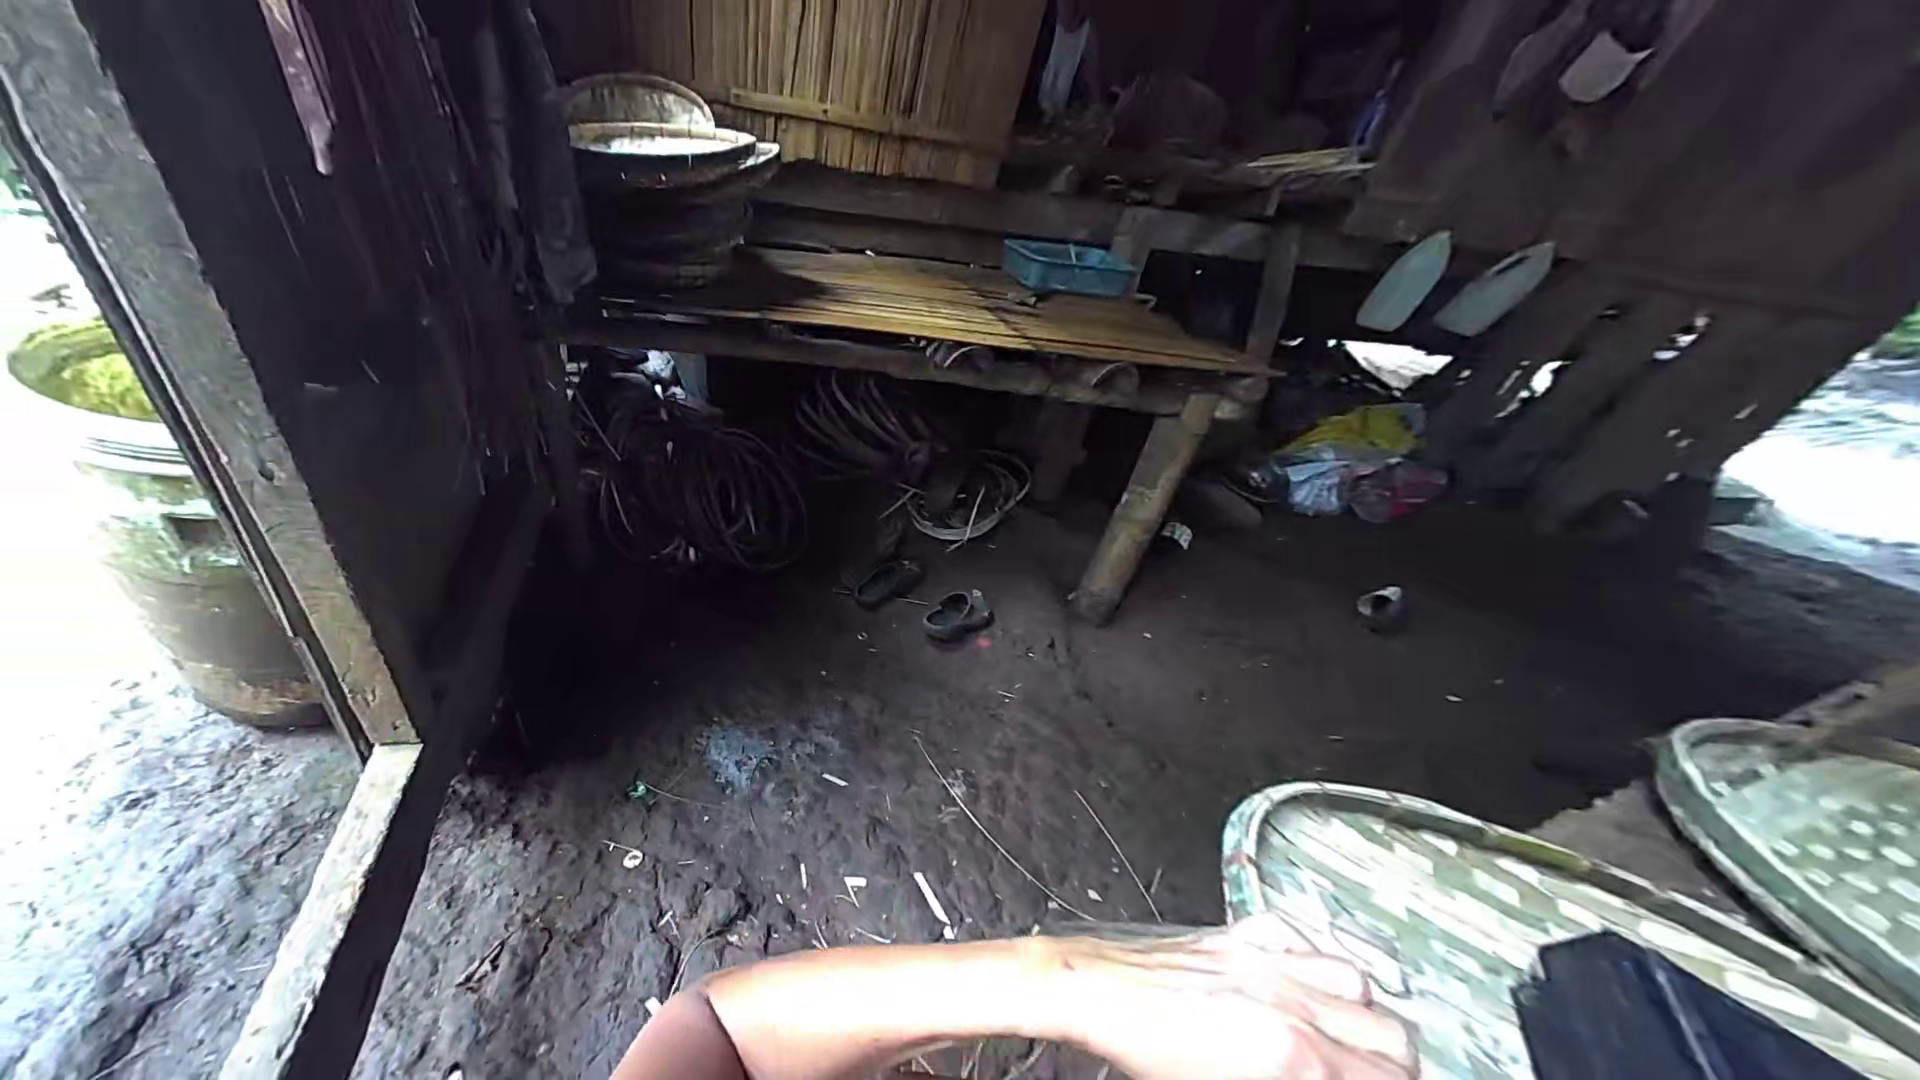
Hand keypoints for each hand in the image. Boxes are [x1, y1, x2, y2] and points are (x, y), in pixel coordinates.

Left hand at [1041, 914, 1416, 1078]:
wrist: (1102, 992)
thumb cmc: (1150, 1055)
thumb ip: (1298, 1079)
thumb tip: (1322, 1072)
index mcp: (1289, 1057)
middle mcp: (1287, 1000)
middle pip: (1391, 1041)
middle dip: (1389, 1071)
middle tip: (1366, 1079)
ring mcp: (1265, 957)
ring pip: (1360, 985)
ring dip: (1366, 1019)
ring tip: (1351, 1042)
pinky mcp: (1241, 931)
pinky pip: (1306, 940)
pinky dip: (1320, 966)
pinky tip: (1308, 987)